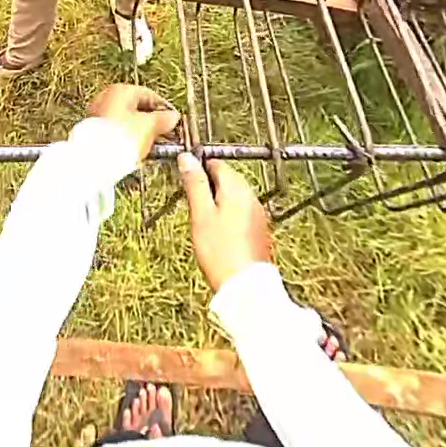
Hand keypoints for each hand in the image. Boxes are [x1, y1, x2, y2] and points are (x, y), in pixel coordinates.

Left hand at [86, 83, 178, 161]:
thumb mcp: (149, 127)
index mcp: (121, 90)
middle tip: (165, 134)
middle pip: (136, 108)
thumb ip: (163, 119)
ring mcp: (99, 114)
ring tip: (152, 145)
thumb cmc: (122, 137)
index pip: (149, 95)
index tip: (173, 120)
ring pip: (127, 121)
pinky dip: (128, 138)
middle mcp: (107, 98)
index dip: (164, 109)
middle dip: (152, 122)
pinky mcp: (94, 131)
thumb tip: (173, 117)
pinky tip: (136, 150)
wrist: (94, 159)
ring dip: (141, 132)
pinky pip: (117, 131)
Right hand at [177, 153, 272, 291]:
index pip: (216, 164)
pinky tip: (219, 235)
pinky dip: (228, 217)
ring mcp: (257, 213)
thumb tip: (187, 158)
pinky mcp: (259, 229)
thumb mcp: (201, 214)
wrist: (245, 288)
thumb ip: (195, 184)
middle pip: (226, 179)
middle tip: (193, 208)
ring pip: (233, 197)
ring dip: (218, 203)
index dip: (199, 170)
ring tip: (204, 224)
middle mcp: (251, 195)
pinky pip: (240, 213)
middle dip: (208, 188)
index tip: (186, 183)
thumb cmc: (220, 251)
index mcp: (236, 187)